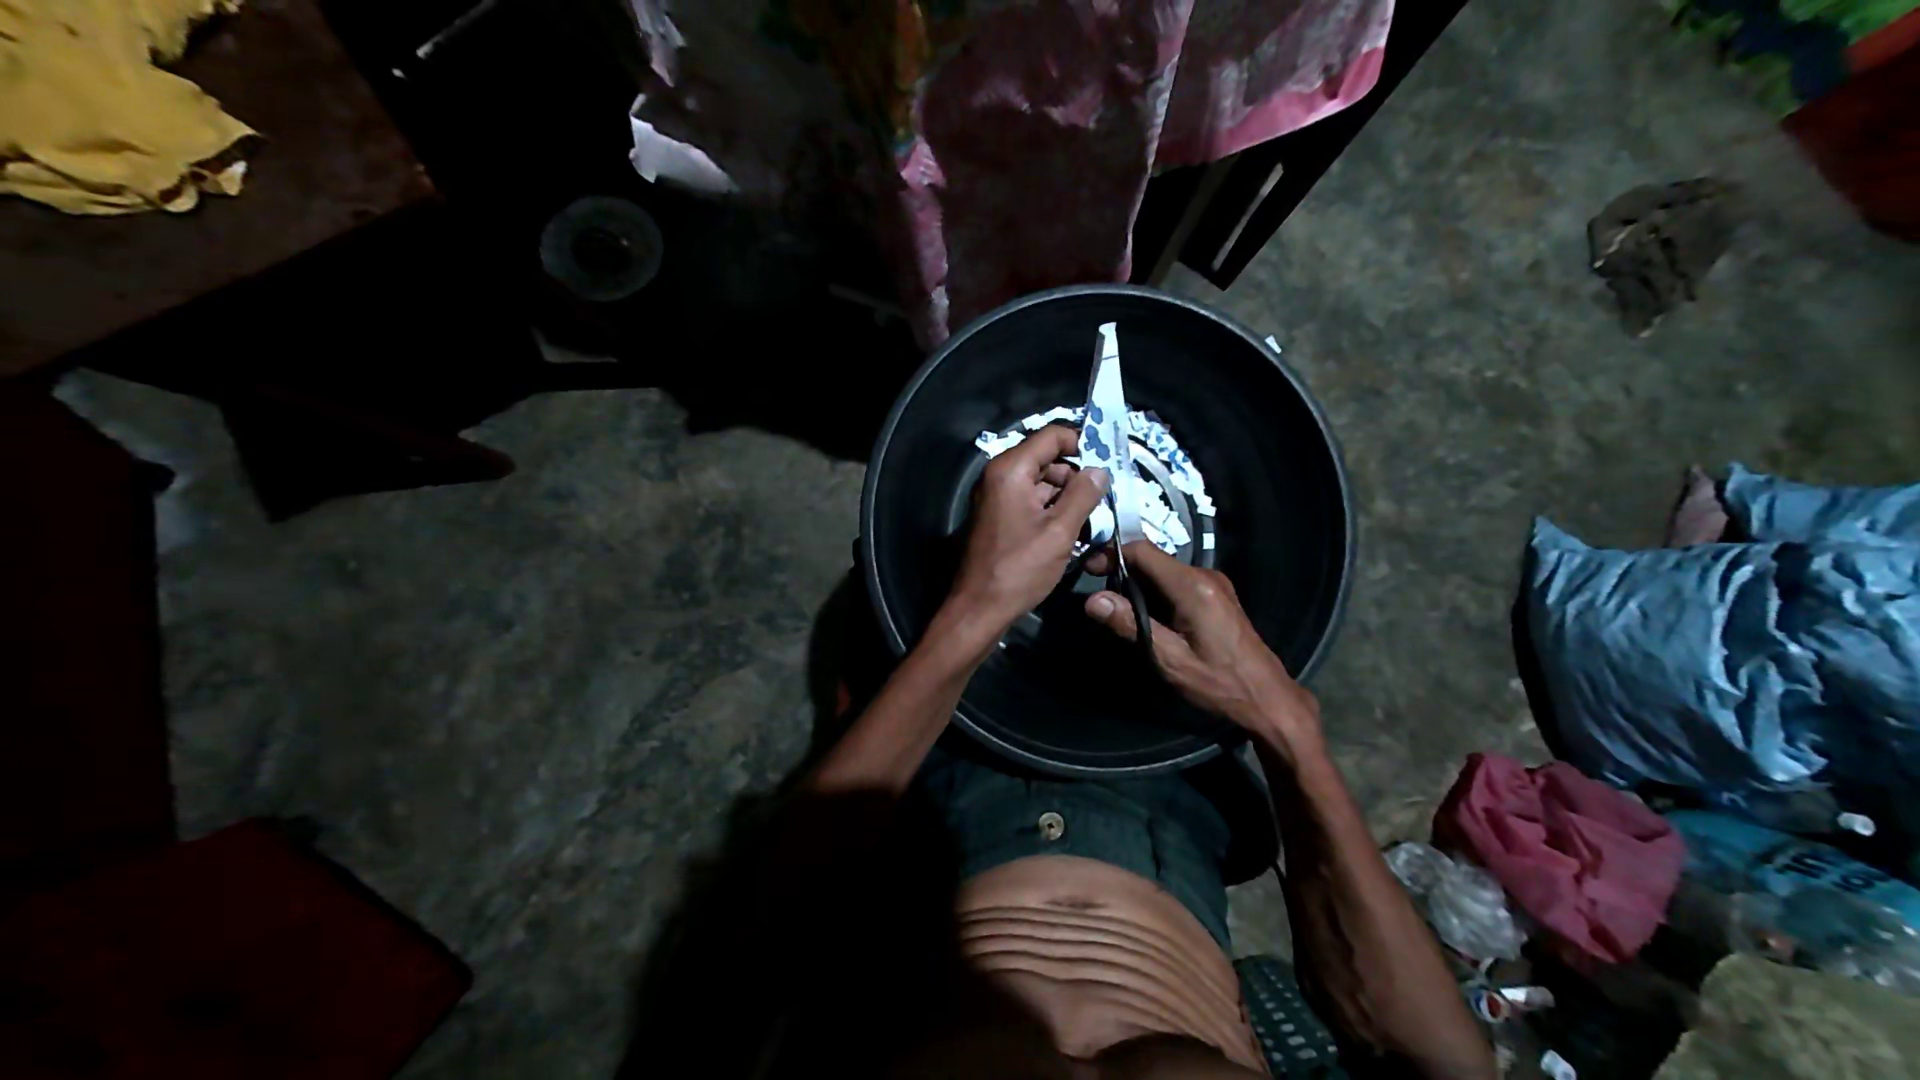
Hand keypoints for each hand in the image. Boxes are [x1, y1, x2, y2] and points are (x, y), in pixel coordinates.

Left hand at [950, 424, 1108, 630]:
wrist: (979, 607)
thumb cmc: (1019, 569)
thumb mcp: (1060, 531)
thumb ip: (1083, 495)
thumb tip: (1100, 470)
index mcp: (1011, 470)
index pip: (1052, 435)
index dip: (1082, 444)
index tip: (1108, 464)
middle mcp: (999, 476)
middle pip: (1048, 459)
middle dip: (1077, 477)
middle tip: (1103, 500)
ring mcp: (996, 496)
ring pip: (1042, 483)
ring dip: (1067, 498)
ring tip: (1091, 522)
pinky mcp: (998, 516)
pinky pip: (1031, 501)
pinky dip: (1052, 511)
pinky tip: (1072, 533)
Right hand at [1085, 542, 1320, 751]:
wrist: (1268, 698)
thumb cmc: (1219, 682)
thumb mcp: (1169, 658)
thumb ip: (1131, 625)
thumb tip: (1092, 600)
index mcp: (1192, 586)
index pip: (1144, 551)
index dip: (1112, 554)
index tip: (1089, 569)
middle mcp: (1204, 576)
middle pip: (1152, 559)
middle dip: (1122, 571)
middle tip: (1099, 595)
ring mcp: (1213, 584)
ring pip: (1163, 571)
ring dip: (1138, 584)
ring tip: (1117, 609)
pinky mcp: (1216, 595)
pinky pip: (1177, 582)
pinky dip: (1155, 592)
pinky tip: (1147, 616)